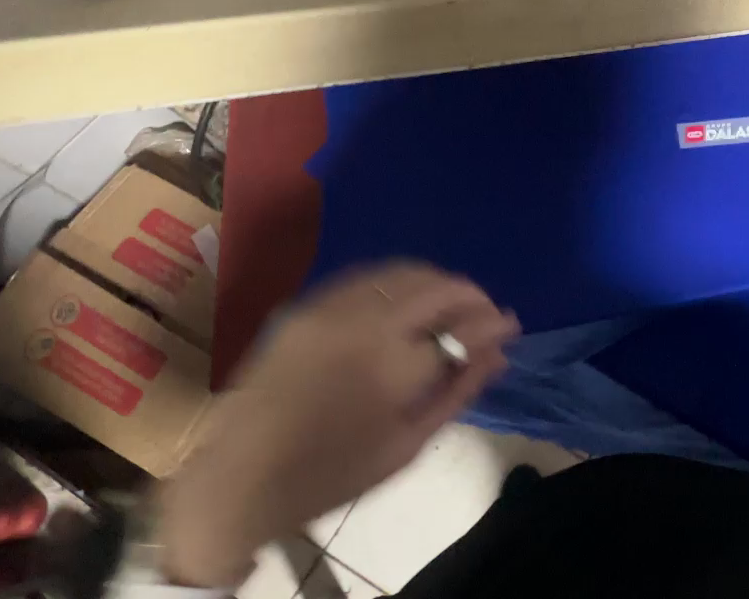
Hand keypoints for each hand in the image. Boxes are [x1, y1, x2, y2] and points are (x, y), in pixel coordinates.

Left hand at [156, 262, 518, 586]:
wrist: (237, 477)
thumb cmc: (331, 473)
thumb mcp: (405, 445)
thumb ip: (457, 391)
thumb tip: (498, 353)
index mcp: (390, 366)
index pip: (460, 327)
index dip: (492, 323)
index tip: (510, 325)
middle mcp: (363, 322)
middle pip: (435, 287)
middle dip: (469, 296)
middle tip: (486, 314)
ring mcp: (330, 308)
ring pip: (403, 272)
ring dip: (436, 283)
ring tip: (452, 306)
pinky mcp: (307, 304)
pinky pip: (368, 276)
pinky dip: (400, 281)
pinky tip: (409, 301)